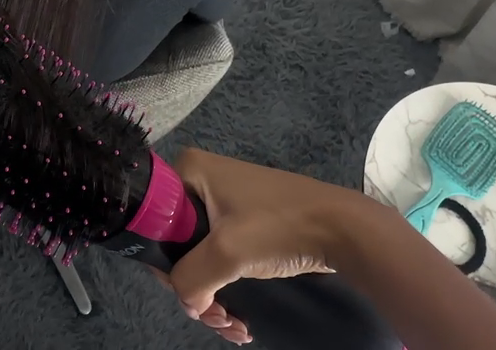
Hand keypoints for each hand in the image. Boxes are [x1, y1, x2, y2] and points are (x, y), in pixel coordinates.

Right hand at [166, 149, 352, 343]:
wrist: (340, 228)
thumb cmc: (279, 225)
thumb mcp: (227, 251)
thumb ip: (191, 279)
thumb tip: (188, 303)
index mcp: (188, 171)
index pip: (155, 221)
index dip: (166, 264)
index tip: (190, 294)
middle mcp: (200, 181)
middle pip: (178, 245)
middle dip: (195, 289)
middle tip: (216, 317)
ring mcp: (223, 202)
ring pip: (200, 257)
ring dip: (213, 298)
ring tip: (233, 326)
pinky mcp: (244, 222)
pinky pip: (220, 258)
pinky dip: (227, 289)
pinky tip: (240, 319)